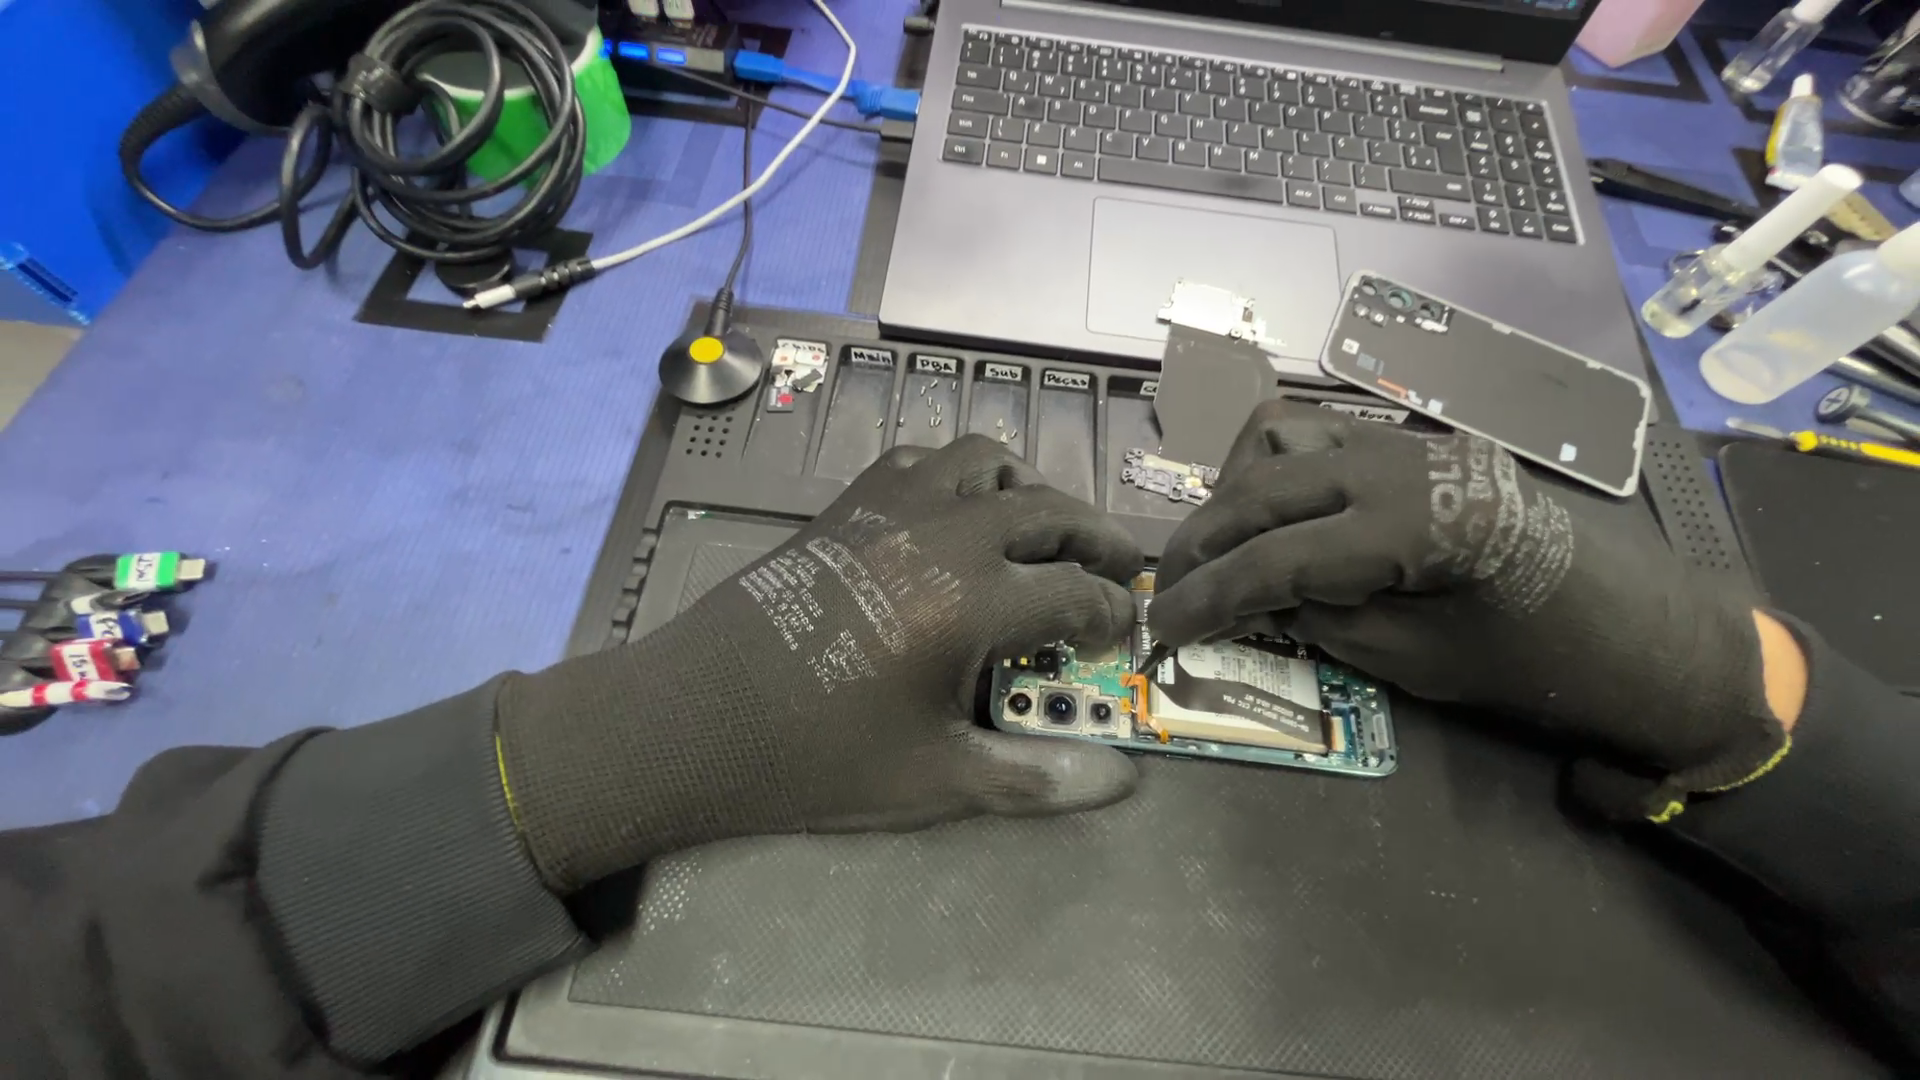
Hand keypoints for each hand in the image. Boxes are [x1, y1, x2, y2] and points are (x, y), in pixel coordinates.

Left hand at [496, 436, 1144, 891]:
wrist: (697, 718)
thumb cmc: (817, 756)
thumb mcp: (934, 781)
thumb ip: (1034, 778)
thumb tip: (1120, 781)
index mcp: (970, 603)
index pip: (1075, 593)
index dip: (1112, 613)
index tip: (1122, 630)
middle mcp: (941, 536)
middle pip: (1048, 510)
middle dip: (1098, 536)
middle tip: (1118, 565)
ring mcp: (890, 509)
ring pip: (983, 459)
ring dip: (1029, 487)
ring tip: (1041, 526)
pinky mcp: (847, 504)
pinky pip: (919, 459)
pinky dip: (957, 474)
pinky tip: (955, 513)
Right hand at [1150, 400, 1786, 817]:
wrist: (1628, 620)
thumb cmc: (1529, 659)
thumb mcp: (1408, 660)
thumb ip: (1312, 618)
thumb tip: (1238, 598)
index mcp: (1414, 527)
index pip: (1272, 560)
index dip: (1206, 600)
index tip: (1160, 630)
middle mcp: (1395, 464)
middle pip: (1255, 493)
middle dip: (1199, 547)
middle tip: (1168, 592)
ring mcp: (1396, 439)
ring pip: (1270, 438)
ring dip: (1226, 494)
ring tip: (1216, 545)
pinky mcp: (1397, 437)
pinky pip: (1305, 428)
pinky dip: (1261, 462)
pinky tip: (1261, 505)